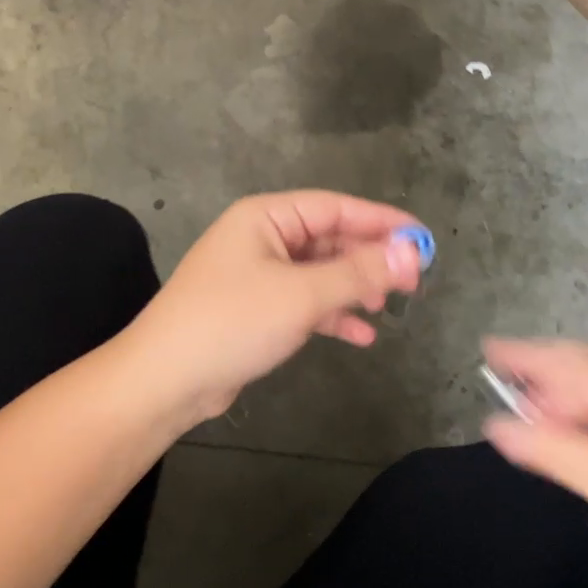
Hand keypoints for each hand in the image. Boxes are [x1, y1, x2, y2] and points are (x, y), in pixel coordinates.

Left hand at [125, 191, 423, 420]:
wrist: (164, 380)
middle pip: (328, 239)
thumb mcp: (301, 295)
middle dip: (370, 258)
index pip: (336, 207)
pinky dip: (332, 315)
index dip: (382, 221)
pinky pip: (304, 303)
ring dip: (354, 287)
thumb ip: (359, 273)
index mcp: (266, 217)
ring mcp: (257, 275)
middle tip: (414, 279)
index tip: (422, 238)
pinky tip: (362, 335)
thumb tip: (412, 252)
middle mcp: (261, 238)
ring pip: (319, 272)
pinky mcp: (255, 310)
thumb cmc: (232, 322)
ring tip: (391, 305)